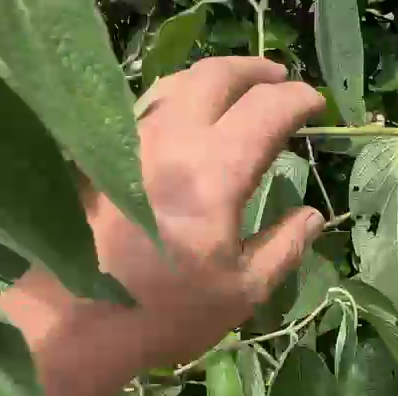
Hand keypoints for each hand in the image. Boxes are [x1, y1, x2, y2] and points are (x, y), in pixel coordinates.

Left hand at [2, 57, 325, 395]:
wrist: (81, 321)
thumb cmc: (170, 313)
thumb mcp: (243, 291)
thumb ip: (284, 248)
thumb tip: (312, 216)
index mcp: (214, 173)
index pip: (265, 111)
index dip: (297, 101)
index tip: (317, 105)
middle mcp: (171, 139)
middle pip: (217, 76)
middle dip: (256, 72)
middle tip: (280, 80)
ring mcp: (131, 141)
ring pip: (177, 82)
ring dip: (215, 77)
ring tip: (236, 90)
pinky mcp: (102, 154)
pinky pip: (146, 104)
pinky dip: (178, 96)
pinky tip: (186, 118)